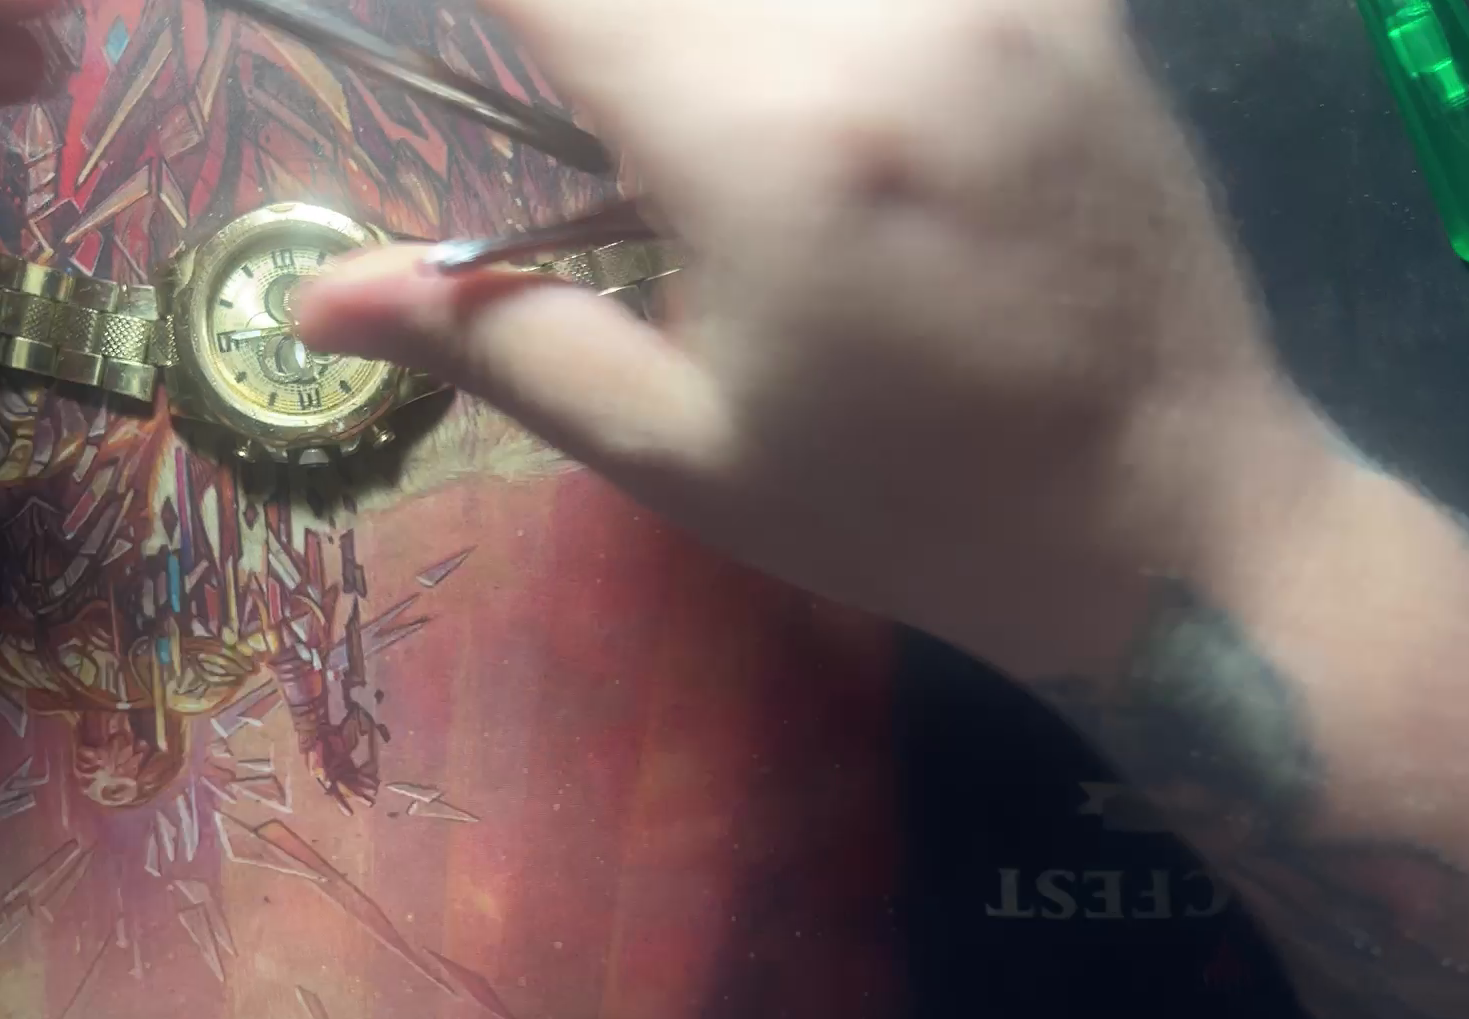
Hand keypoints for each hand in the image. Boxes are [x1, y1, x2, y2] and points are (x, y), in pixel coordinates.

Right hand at [296, 0, 1342, 671]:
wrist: (1153, 516)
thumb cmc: (886, 509)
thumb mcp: (669, 450)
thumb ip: (492, 343)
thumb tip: (316, 304)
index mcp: (766, 137)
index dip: (489, 2)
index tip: (467, 46)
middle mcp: (890, 6)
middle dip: (586, 28)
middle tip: (606, 175)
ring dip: (671, 26)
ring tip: (669, 173)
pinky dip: (777, 25)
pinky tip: (787, 127)